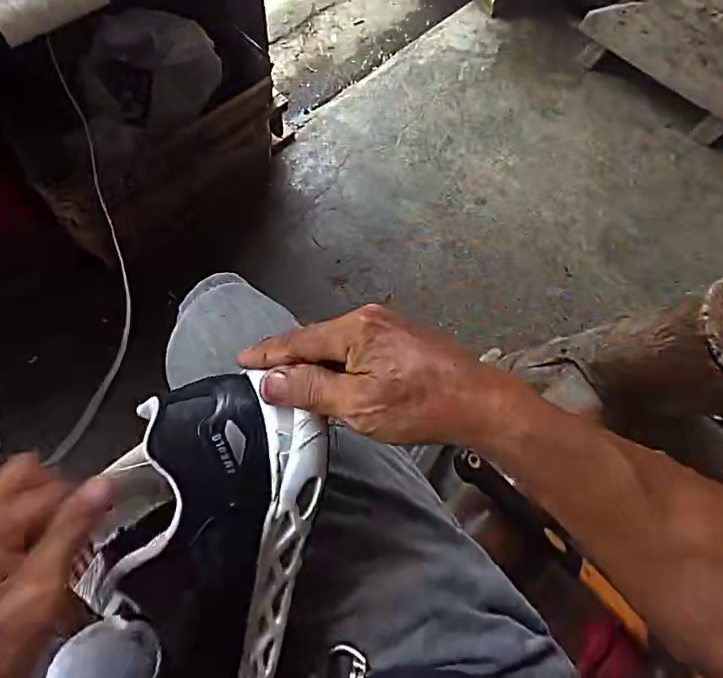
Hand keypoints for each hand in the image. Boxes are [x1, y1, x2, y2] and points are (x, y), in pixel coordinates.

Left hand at [0, 454, 114, 677]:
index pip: (54, 483)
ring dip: (43, 528)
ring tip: (57, 565)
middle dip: (60, 505)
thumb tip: (102, 486)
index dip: (85, 500)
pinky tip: (31, 581)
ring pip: (15, 511)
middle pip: (28, 483)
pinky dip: (22, 548)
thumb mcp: (40, 591)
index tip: (102, 520)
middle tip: (77, 538)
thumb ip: (73, 529)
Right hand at [237, 304, 531, 446]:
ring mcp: (388, 325)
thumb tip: (274, 380)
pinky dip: (339, 362)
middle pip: (317, 339)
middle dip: (291, 358)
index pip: (299, 340)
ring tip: (296, 383)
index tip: (246, 358)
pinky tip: (337, 379)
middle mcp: (370, 318)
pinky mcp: (400, 337)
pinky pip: (357, 346)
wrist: (476, 400)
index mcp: (356, 329)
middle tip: (265, 376)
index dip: (269, 353)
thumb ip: (312, 389)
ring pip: (338, 344)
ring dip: (317, 363)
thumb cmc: (423, 404)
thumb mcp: (358, 404)